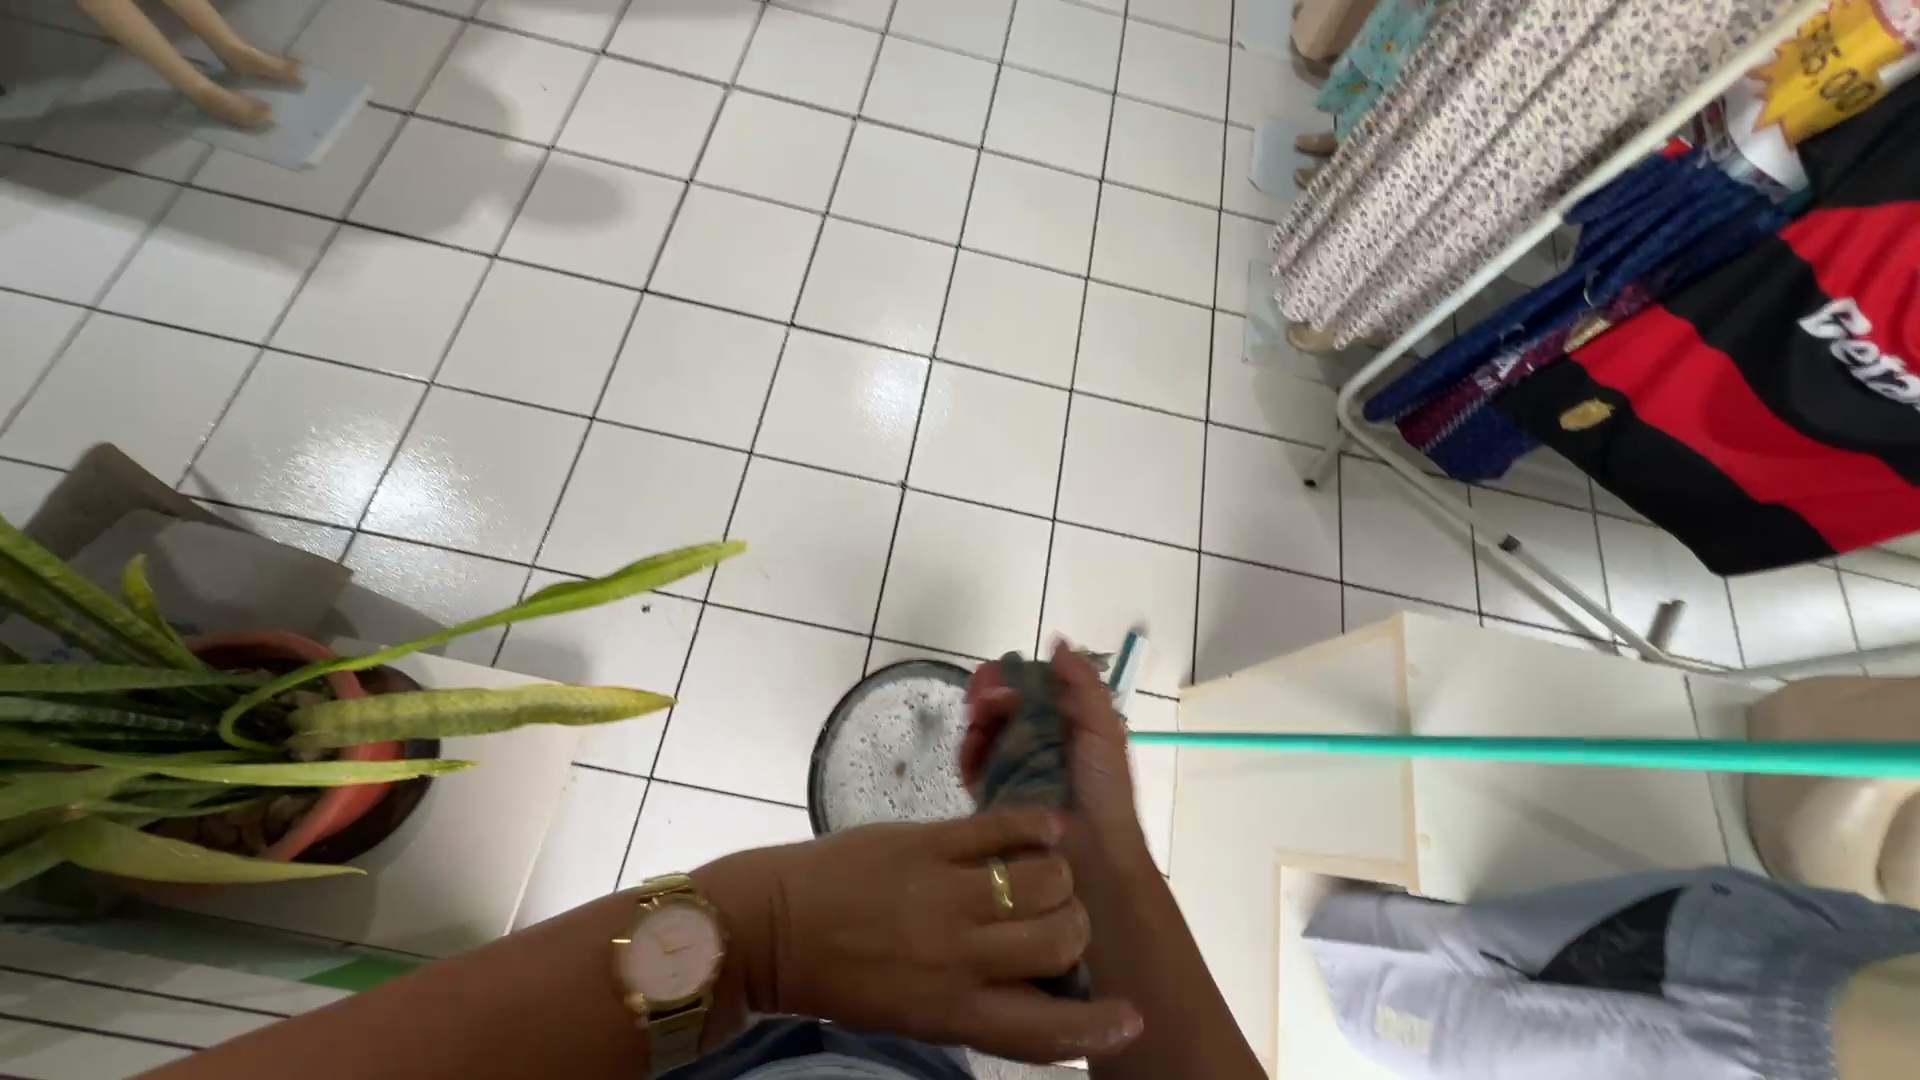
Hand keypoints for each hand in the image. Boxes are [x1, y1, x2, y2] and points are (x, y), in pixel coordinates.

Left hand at [697, 808, 1142, 1062]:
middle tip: (1063, 914)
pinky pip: (1001, 828)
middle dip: (1077, 926)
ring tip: (1049, 867)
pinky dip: (1035, 825)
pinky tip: (1047, 827)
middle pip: (1060, 938)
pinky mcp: (929, 841)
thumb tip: (1035, 974)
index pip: (1048, 1029)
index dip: (1100, 1024)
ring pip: (1043, 878)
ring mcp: (946, 891)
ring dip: (1059, 873)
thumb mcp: (913, 1010)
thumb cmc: (843, 979)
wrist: (774, 925)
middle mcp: (960, 954)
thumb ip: (976, 998)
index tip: (1131, 1013)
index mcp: (953, 1009)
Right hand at [960, 640, 1149, 863]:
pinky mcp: (992, 792)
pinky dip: (967, 751)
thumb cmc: (1104, 790)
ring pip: (983, 728)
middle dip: (987, 692)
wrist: (1093, 858)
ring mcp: (1012, 764)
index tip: (999, 675)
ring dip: (977, 719)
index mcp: (1064, 720)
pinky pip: (971, 763)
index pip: (1031, 685)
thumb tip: (1058, 641)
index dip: (1012, 674)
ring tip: (977, 723)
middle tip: (981, 698)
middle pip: (1002, 702)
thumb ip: (1083, 685)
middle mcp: (1036, 738)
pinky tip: (971, 750)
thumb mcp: (1103, 730)